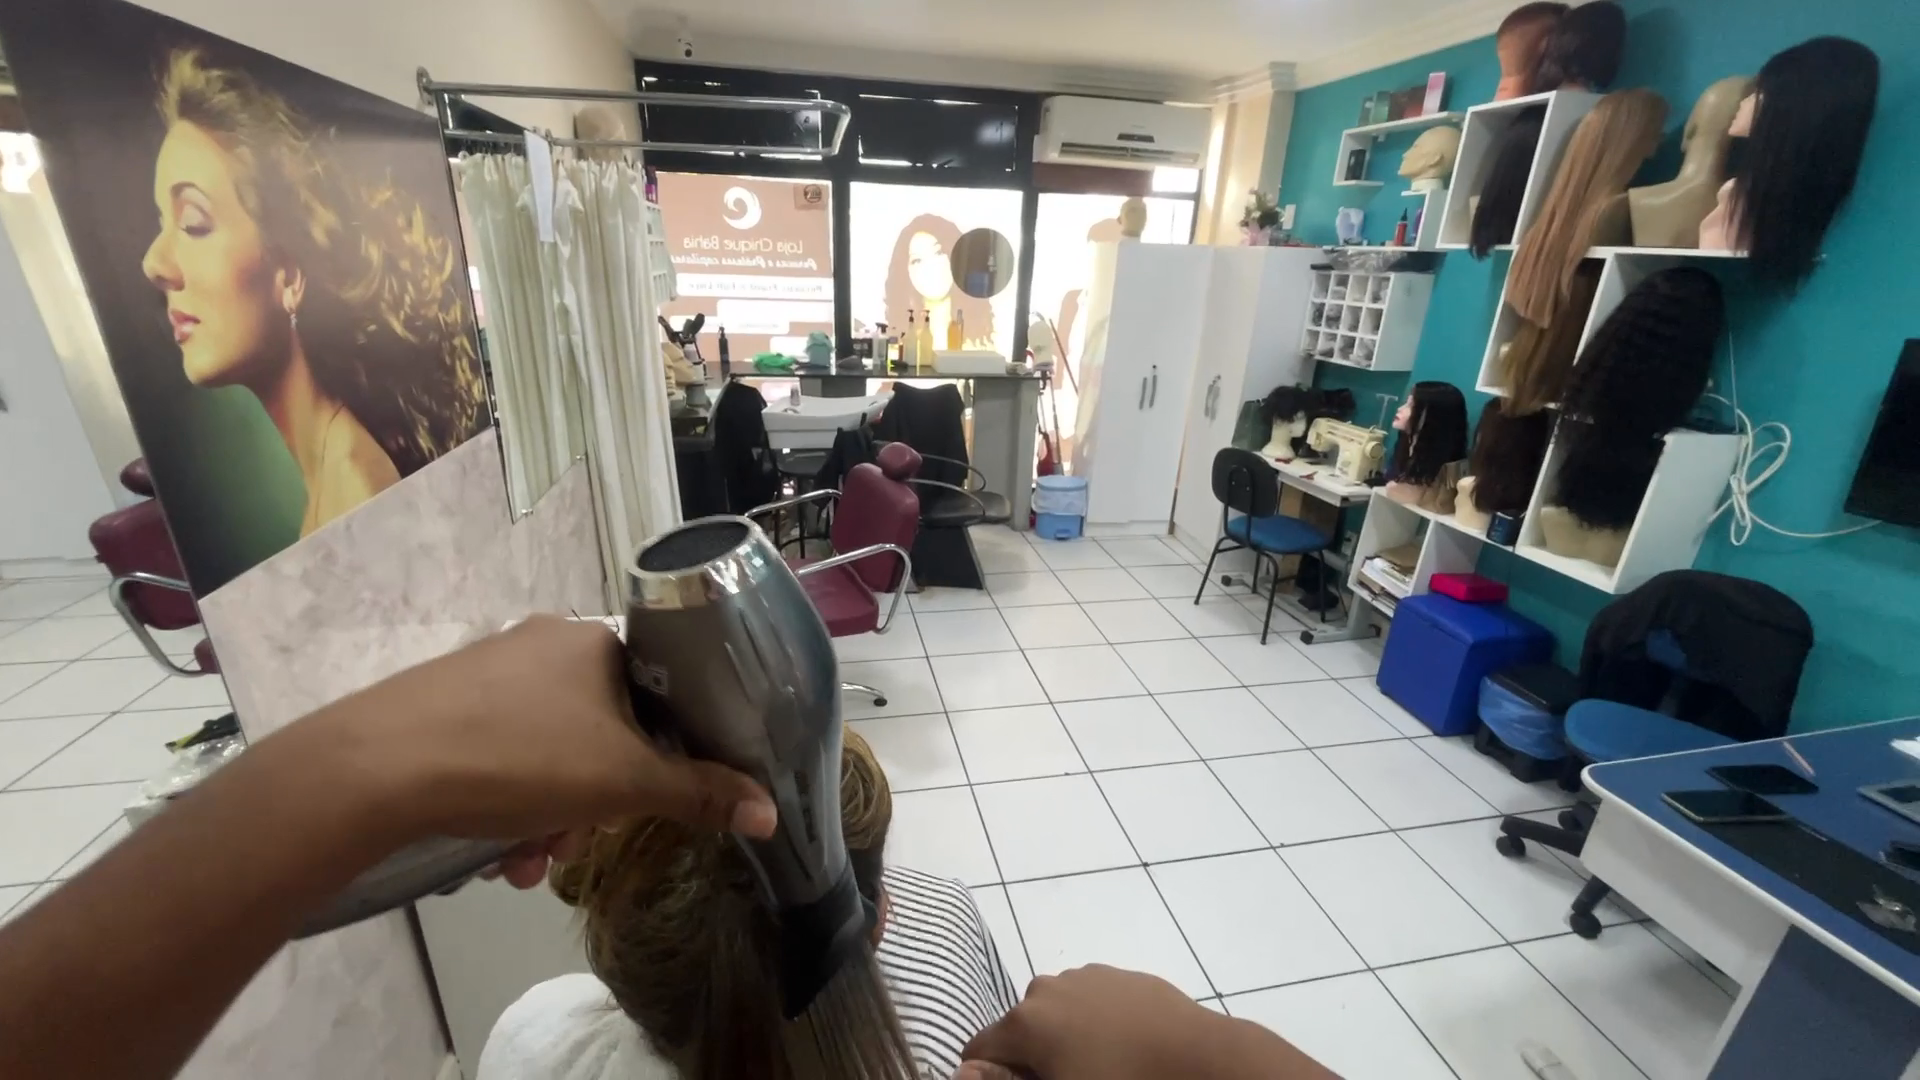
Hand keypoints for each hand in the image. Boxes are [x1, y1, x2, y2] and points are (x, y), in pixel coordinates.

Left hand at [310, 615, 776, 865]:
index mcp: (598, 639)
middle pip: (605, 726)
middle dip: (595, 798)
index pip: (659, 690)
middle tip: (574, 842)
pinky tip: (489, 851)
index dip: (660, 750)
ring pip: (551, 745)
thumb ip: (700, 794)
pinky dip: (507, 799)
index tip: (640, 796)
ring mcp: (489, 667)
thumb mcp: (622, 784)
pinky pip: (502, 747)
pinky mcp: (442, 699)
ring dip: (550, 811)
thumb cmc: (518, 758)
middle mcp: (547, 641)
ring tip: (522, 863)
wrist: (363, 773)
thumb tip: (771, 814)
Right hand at [957, 965, 1336, 1079]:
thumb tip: (962, 1070)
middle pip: (1021, 1029)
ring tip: (1100, 1071)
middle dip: (1031, 1060)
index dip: (988, 1077)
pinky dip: (1095, 1026)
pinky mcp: (1121, 976)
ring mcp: (1087, 977)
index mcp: (1027, 1020)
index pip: (980, 1048)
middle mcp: (1048, 988)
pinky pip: (1092, 1002)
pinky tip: (1125, 1053)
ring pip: (1058, 1014)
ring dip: (1065, 1041)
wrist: (1202, 1063)